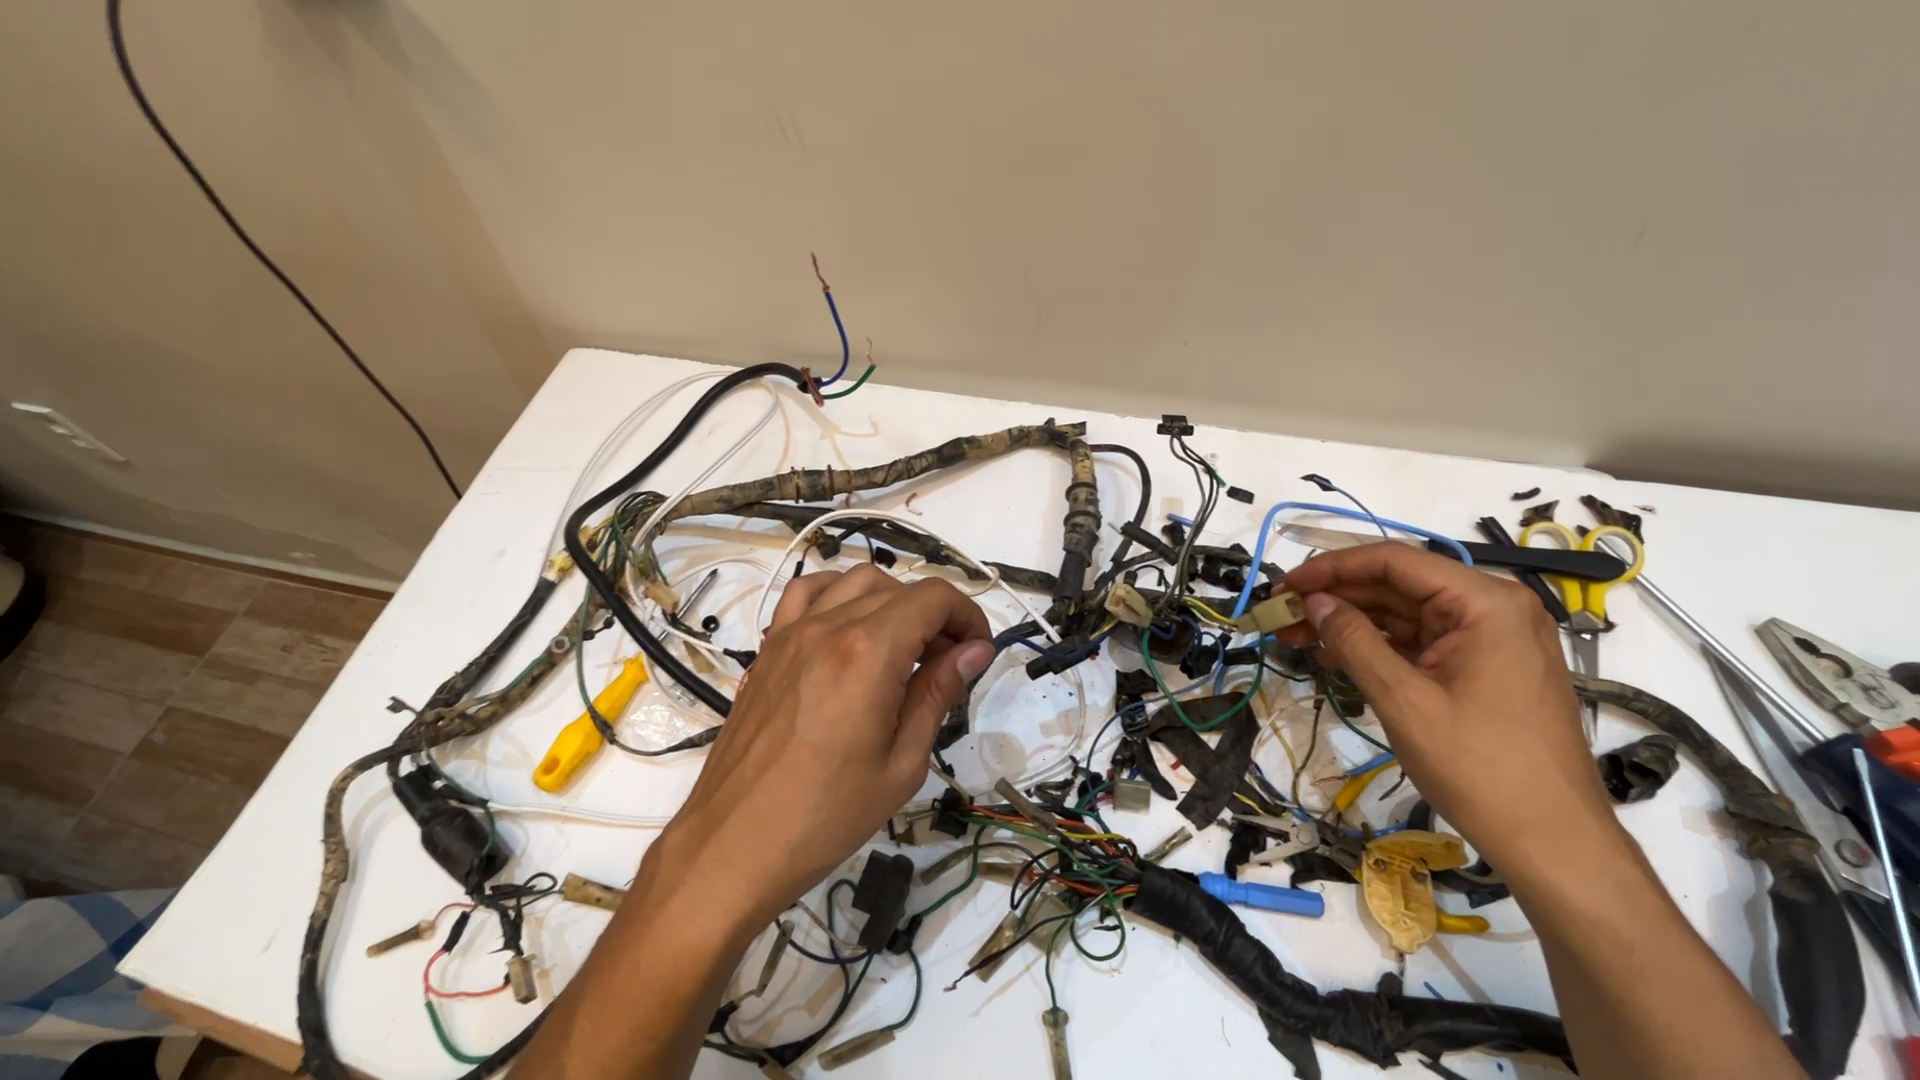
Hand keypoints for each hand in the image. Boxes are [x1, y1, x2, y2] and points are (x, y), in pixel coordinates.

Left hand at [644, 565, 994, 929]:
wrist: (736, 842)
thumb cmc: (828, 814)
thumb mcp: (902, 762)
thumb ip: (939, 694)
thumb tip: (975, 651)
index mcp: (868, 652)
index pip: (933, 599)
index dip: (968, 616)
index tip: (978, 653)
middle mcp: (829, 626)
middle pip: (899, 588)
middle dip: (937, 617)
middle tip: (948, 667)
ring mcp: (791, 633)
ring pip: (854, 580)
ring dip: (892, 600)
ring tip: (903, 647)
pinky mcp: (769, 649)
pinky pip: (806, 593)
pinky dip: (838, 594)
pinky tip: (849, 629)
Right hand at [1280, 544, 1625, 882]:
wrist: (1553, 840)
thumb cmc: (1479, 767)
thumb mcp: (1404, 701)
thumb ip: (1355, 642)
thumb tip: (1315, 602)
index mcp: (1485, 603)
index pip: (1395, 562)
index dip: (1333, 568)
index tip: (1285, 585)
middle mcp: (1494, 609)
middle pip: (1399, 586)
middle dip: (1337, 599)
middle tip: (1281, 616)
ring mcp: (1493, 640)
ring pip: (1406, 615)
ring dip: (1352, 624)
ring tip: (1296, 638)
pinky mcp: (1487, 668)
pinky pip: (1423, 643)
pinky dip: (1379, 647)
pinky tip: (1336, 658)